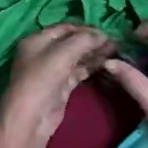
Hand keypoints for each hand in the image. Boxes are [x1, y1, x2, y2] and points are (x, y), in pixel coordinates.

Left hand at [0, 24, 113, 147]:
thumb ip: (84, 40)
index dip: (86, 29)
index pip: (65, 28)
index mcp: (37, 39)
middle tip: (114, 43)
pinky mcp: (61, 85)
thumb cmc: (42, 79)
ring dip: (94, 53)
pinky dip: (91, 66)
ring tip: (115, 52)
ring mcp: (53, 70)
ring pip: (77, 57)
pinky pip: (79, 71)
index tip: (107, 32)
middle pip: (72, 42)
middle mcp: (44, 52)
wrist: (32, 119)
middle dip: (92, 41)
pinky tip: (106, 63)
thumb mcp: (62, 54)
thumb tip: (103, 35)